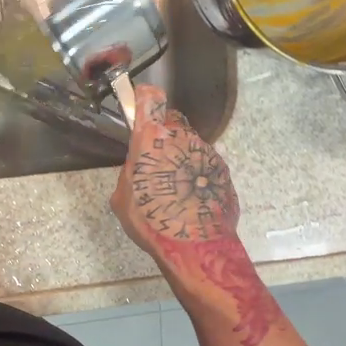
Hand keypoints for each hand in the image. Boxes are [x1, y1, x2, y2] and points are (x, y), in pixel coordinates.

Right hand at [109, 84, 240, 254]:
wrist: (196, 245)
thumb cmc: (151, 220)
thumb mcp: (122, 198)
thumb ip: (130, 172)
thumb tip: (138, 166)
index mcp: (151, 139)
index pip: (150, 99)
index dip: (144, 99)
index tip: (140, 105)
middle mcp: (182, 138)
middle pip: (171, 125)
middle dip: (162, 137)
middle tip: (152, 164)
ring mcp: (207, 152)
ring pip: (189, 146)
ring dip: (180, 159)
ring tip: (172, 189)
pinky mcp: (223, 170)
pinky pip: (204, 165)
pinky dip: (196, 176)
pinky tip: (189, 200)